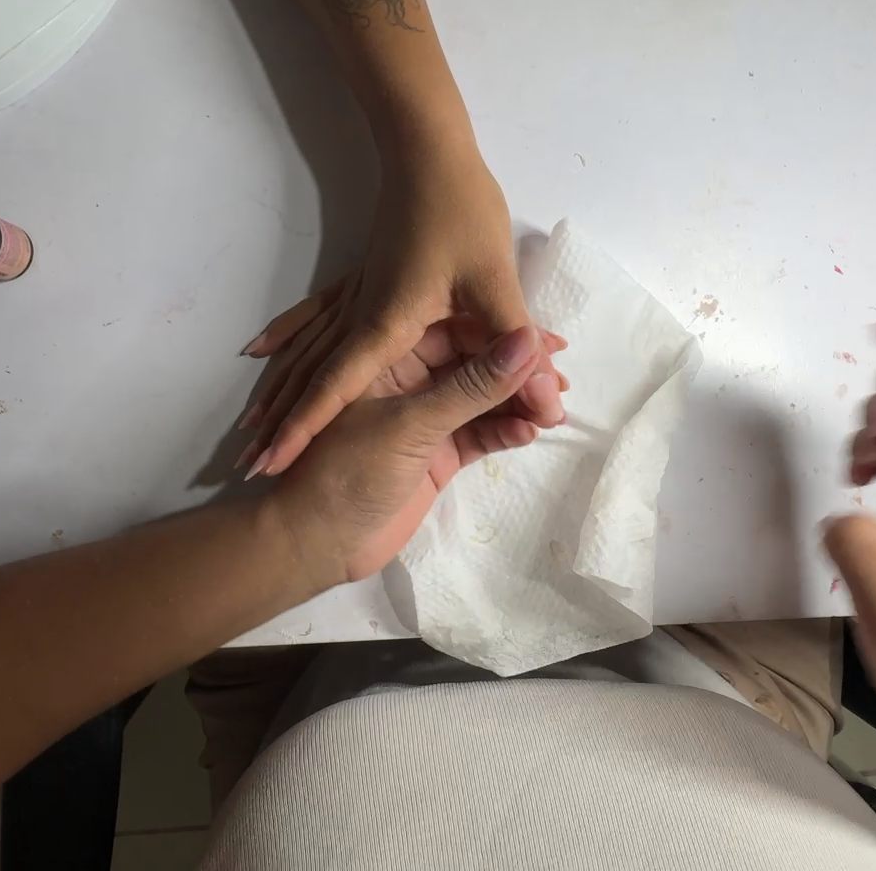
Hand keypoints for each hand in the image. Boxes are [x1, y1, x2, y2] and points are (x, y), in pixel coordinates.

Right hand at [237, 157, 560, 478]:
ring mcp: (351, 299)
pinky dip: (285, 340)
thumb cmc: (460, 212)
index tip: (270, 462)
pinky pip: (311, 320)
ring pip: (307, 354)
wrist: (426, 152)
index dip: (303, 427)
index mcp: (385, 325)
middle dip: (282, 423)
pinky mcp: (357, 284)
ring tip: (248, 429)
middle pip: (314, 377)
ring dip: (278, 392)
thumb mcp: (494, 282)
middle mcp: (357, 318)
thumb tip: (550, 403)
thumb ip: (517, 346)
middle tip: (250, 464)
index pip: (335, 387)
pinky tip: (258, 350)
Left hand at [269, 324, 551, 586]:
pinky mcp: (435, 455)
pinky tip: (529, 433)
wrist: (314, 543)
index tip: (547, 343)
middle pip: (472, 365)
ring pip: (479, 401)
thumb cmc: (347, 471)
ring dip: (514, 404)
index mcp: (387, 356)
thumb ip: (471, 387)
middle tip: (561, 377)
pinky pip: (476, 435)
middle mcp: (407, 380)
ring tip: (556, 409)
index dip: (500, 336)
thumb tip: (527, 344)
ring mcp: (423, 419)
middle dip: (515, 372)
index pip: (454, 333)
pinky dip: (501, 433)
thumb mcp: (410, 424)